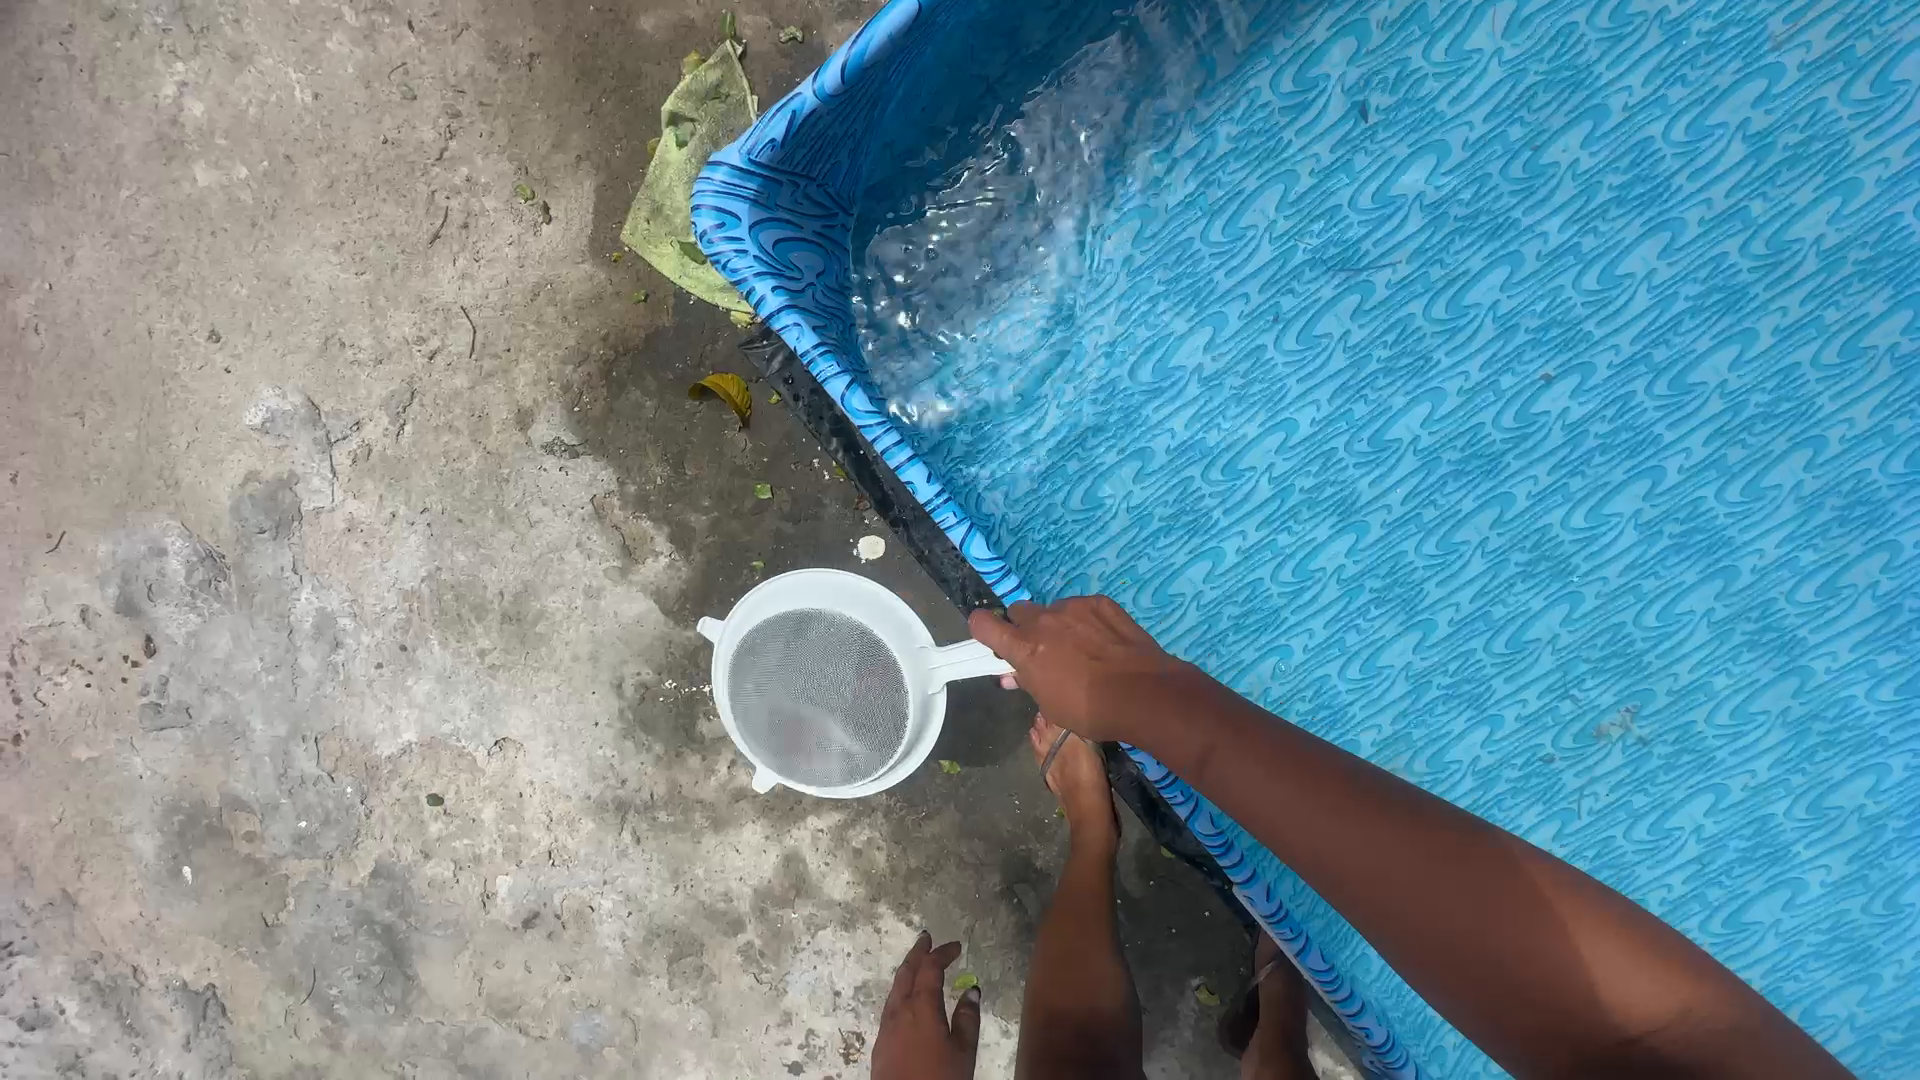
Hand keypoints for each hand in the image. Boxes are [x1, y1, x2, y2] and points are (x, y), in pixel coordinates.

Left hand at [871, 932, 980, 1079]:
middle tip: (927, 938)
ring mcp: (886, 1027)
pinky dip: (901, 991)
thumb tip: (971, 991)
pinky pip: (890, 1005)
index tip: (956, 946)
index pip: (930, 969)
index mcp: (922, 1007)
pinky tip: (907, 1000)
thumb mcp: (963, 1053)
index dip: (942, 953)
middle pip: (906, 972)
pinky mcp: (880, 1044)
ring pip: (895, 988)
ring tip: (918, 964)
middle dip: (918, 953)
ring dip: (907, 971)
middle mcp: (900, 1011)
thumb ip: (967, 1019)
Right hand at [967, 596, 1197, 742]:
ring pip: (1053, 609)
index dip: (983, 628)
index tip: (992, 638)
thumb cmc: (1090, 710)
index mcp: (1025, 648)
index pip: (983, 623)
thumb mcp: (1050, 705)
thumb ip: (1028, 682)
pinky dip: (1086, 621)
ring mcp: (1073, 607)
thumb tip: (1012, 675)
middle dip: (1024, 628)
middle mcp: (1043, 621)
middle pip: (1019, 612)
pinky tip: (1104, 642)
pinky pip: (1082, 608)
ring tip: (1082, 648)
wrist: (1143, 693)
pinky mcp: (1100, 602)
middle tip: (1042, 649)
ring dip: (1058, 624)